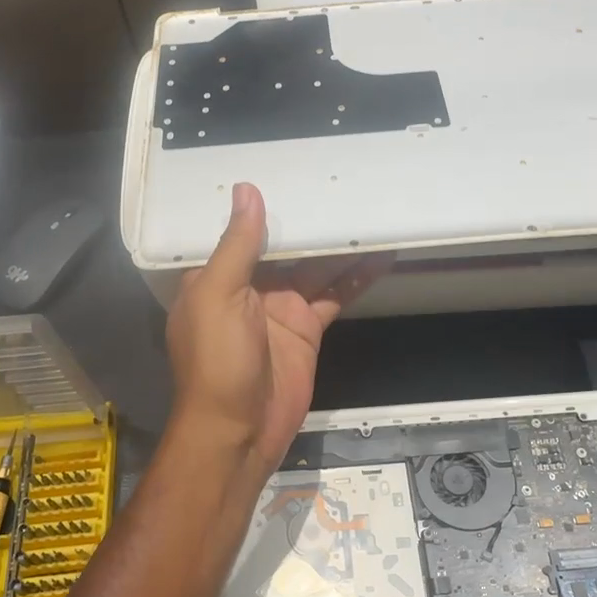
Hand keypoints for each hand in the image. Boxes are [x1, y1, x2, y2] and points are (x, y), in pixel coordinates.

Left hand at [165, 183, 386, 480]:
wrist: (239, 430)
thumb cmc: (217, 362)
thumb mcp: (219, 296)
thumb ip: (237, 245)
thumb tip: (246, 191)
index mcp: (215, 276)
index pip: (238, 229)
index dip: (260, 202)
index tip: (287, 167)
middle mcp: (247, 286)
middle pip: (281, 244)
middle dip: (307, 217)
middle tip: (341, 179)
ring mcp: (280, 307)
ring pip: (314, 265)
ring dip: (339, 242)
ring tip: (371, 207)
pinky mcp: (307, 328)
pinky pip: (334, 294)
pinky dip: (356, 276)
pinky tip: (381, 255)